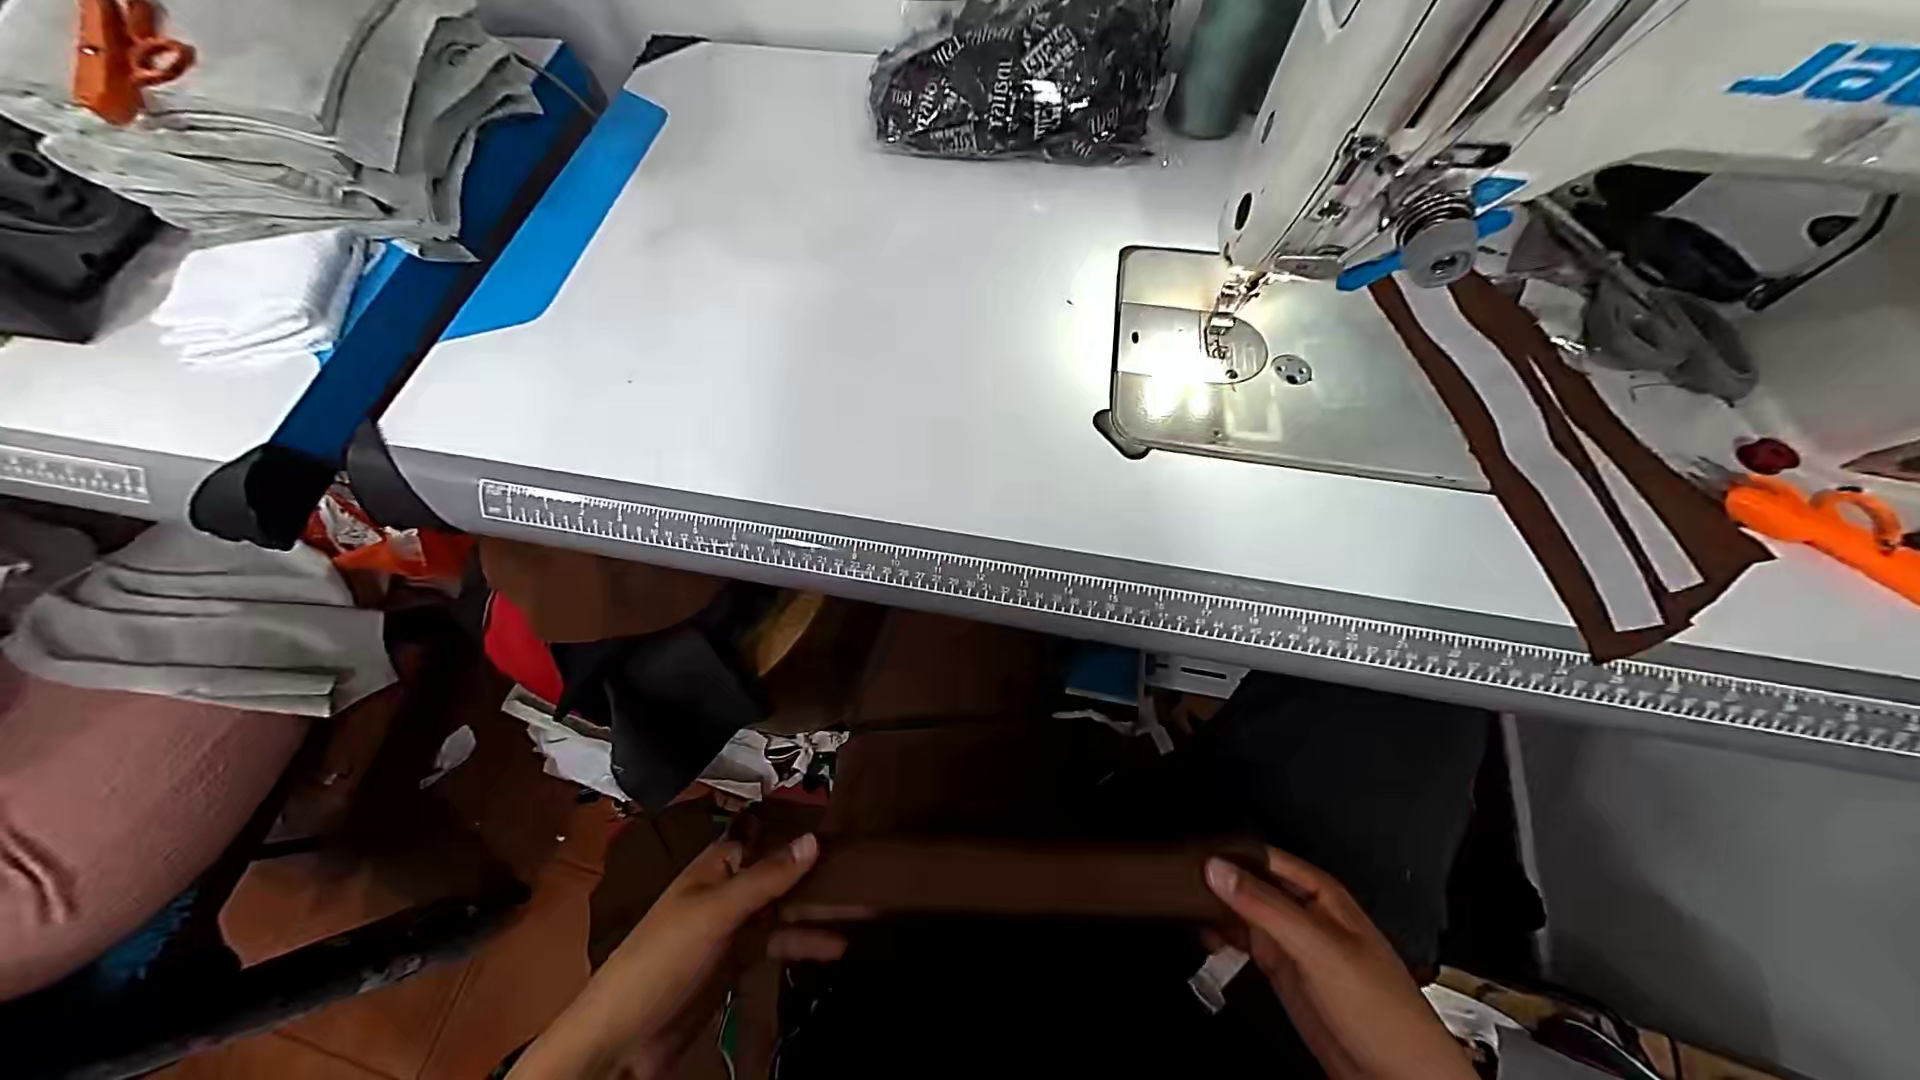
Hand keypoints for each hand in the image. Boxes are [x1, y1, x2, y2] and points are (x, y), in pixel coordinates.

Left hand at [511, 833, 838, 1079]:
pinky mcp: (740, 961)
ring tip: (865, 908)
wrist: (622, 1041)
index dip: (798, 826)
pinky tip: (837, 947)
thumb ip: (766, 877)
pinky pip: (781, 944)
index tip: (843, 822)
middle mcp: (730, 889)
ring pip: (786, 909)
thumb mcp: (716, 912)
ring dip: (819, 910)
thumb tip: (815, 839)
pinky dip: (807, 944)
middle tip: (867, 869)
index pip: (765, 834)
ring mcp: (736, 926)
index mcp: (718, 865)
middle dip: (819, 871)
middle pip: (782, 872)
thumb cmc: (662, 958)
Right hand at [1206, 848, 1475, 1079]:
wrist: (1399, 1079)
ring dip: (1217, 909)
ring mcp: (1291, 942)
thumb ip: (1267, 907)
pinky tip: (1207, 936)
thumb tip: (1220, 870)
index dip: (1229, 854)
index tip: (1196, 858)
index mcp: (1319, 892)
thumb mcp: (1319, 948)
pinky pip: (1242, 942)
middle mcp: (1303, 912)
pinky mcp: (1281, 970)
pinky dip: (1220, 937)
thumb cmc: (1388, 1014)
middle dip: (1218, 881)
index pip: (1263, 856)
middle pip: (1249, 883)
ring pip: (1242, 911)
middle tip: (1185, 884)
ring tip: (1189, 908)